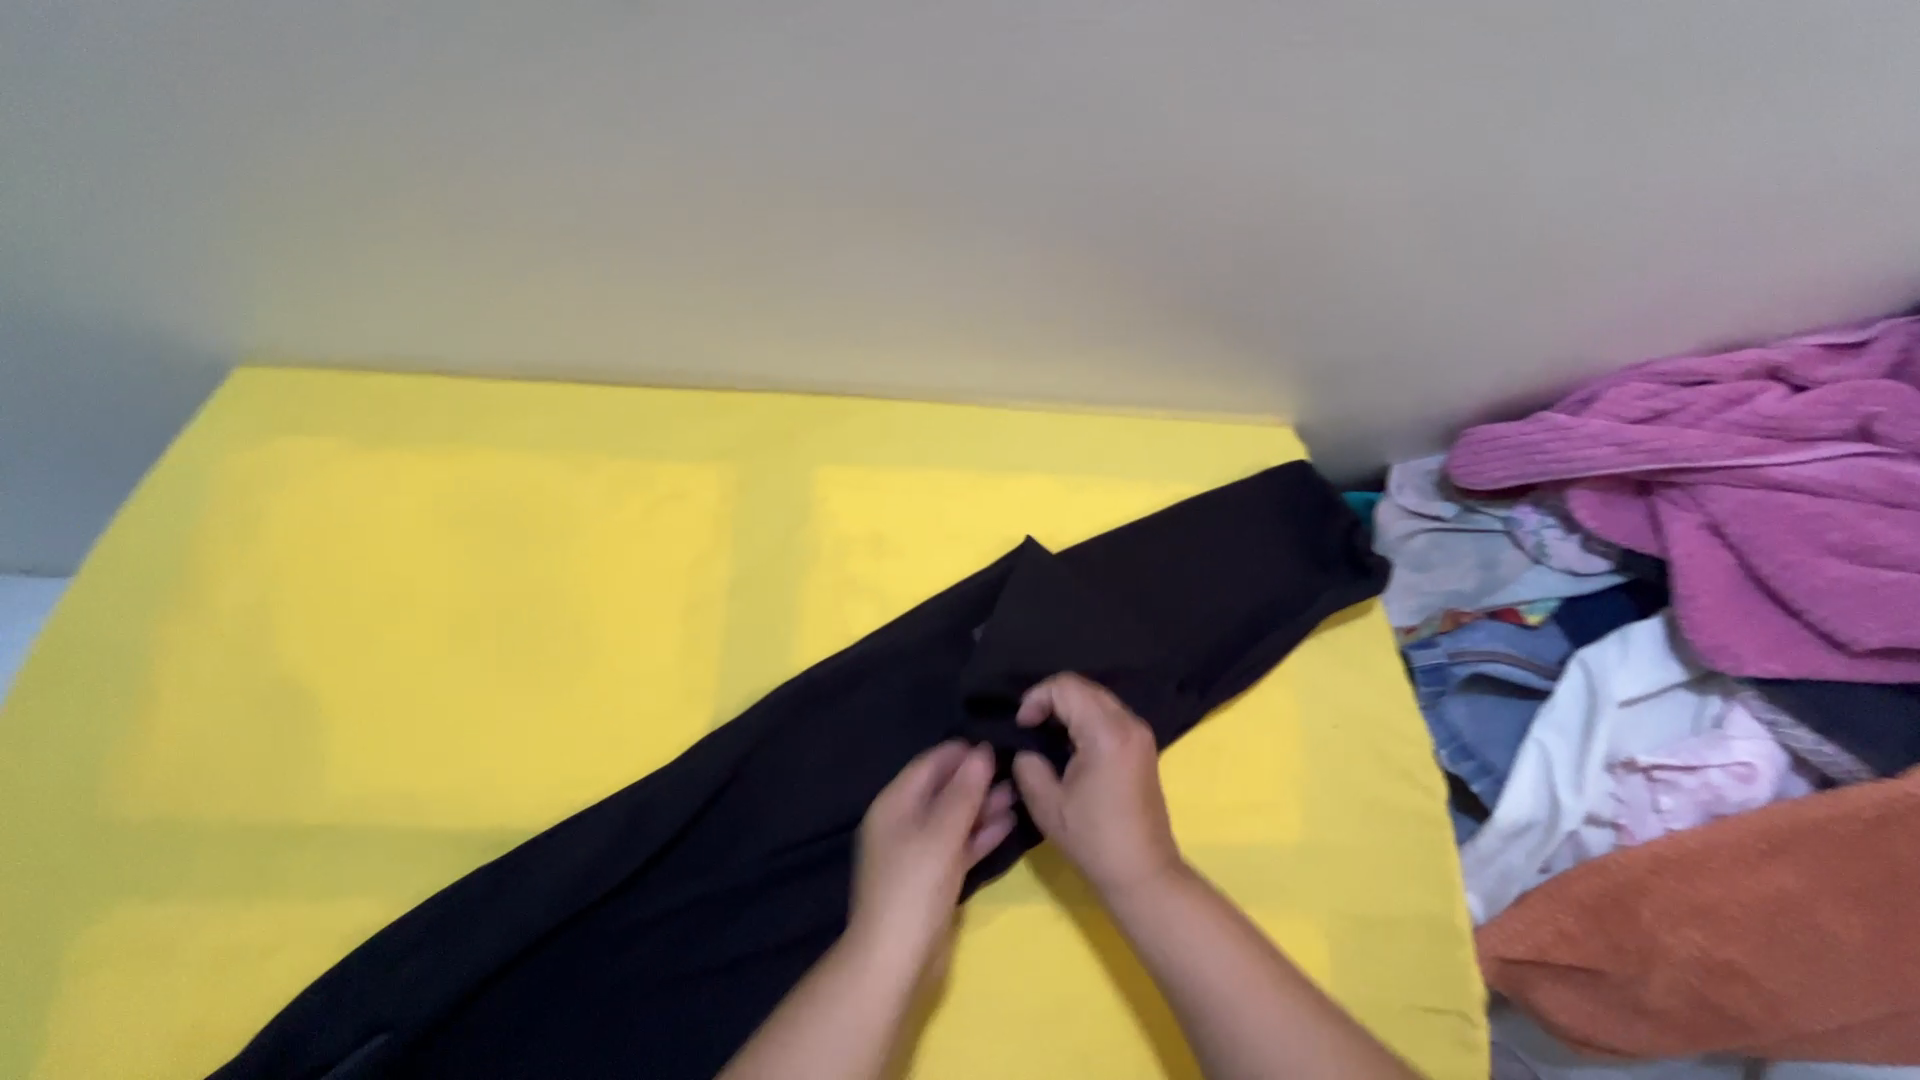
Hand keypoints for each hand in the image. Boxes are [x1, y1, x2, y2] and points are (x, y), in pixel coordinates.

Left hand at [850, 741, 1015, 968]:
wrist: (895, 959)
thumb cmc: (914, 887)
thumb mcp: (941, 833)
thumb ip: (964, 792)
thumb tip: (982, 751)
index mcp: (894, 803)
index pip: (930, 764)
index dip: (962, 752)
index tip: (999, 743)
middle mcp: (904, 821)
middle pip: (943, 790)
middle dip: (978, 780)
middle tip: (1018, 769)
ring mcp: (918, 851)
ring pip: (955, 818)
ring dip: (984, 806)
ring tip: (1020, 793)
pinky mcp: (933, 877)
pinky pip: (959, 845)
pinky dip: (981, 834)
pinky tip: (1009, 824)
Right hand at [1010, 674, 1185, 898]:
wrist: (1142, 871)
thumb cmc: (1093, 840)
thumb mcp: (1047, 804)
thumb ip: (1028, 765)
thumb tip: (1026, 750)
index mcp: (1106, 733)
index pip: (1066, 687)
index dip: (1036, 698)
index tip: (1021, 726)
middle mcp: (1129, 723)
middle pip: (1083, 686)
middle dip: (1051, 699)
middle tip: (1028, 726)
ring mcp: (1140, 733)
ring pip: (1097, 698)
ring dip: (1068, 707)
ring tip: (1045, 733)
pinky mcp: (1143, 746)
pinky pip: (1109, 714)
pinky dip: (1085, 718)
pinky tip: (1069, 744)